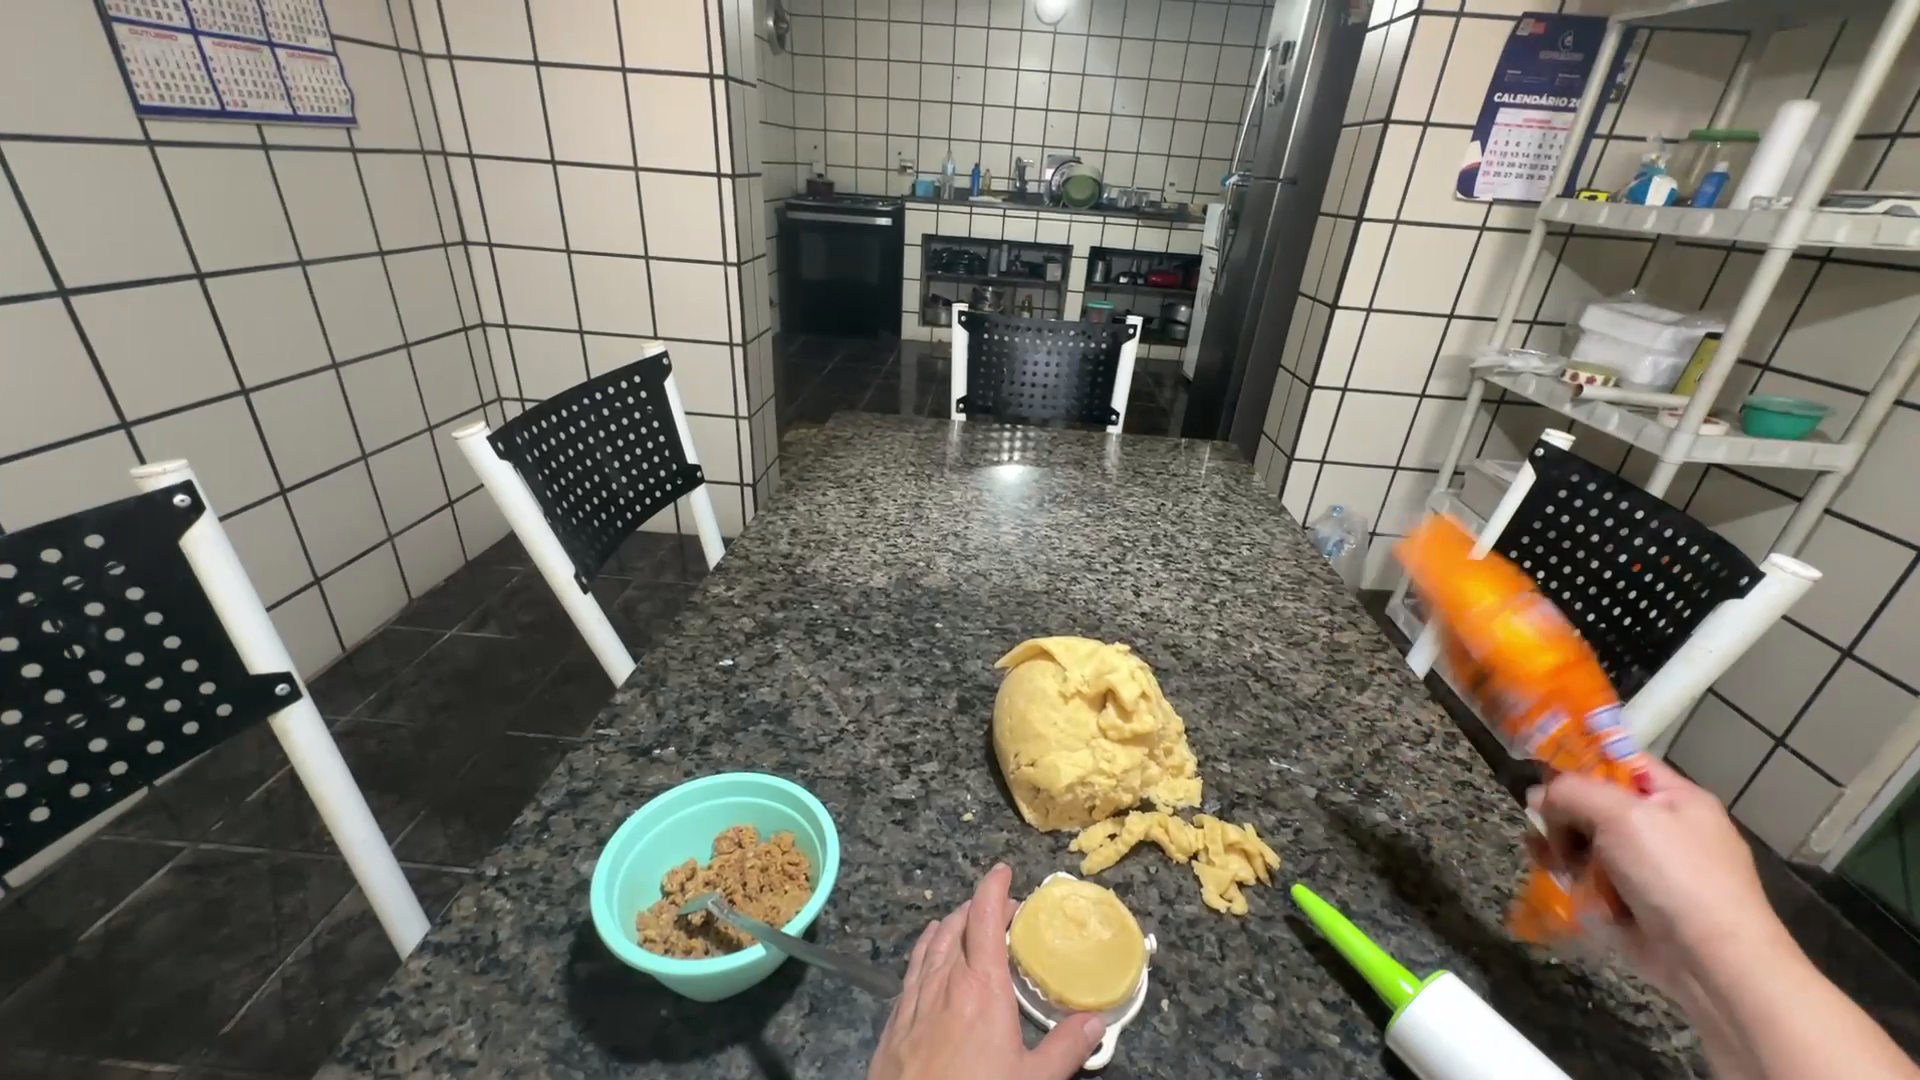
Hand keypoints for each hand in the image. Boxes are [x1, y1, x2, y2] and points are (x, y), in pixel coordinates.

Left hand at [868, 864, 1105, 1079]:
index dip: (994, 887)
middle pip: (957, 924)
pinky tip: (929, 953)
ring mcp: (916, 998)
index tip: (1004, 870)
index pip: (984, 917)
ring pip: (931, 943)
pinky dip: (926, 949)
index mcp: (981, 985)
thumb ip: (1065, 1048)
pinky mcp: (896, 1019)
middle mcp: (945, 980)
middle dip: (978, 907)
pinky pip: (912, 968)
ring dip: (952, 925)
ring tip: (966, 921)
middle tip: (1002, 912)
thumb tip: (1097, 1021)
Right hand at [1526, 759, 1790, 996]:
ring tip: (1551, 858)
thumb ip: (1571, 791)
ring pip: (1581, 836)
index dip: (1578, 756)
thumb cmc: (1676, 876)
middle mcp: (1661, 825)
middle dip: (1561, 810)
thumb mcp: (1622, 816)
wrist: (1713, 963)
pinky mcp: (1628, 894)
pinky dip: (1566, 871)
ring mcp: (1644, 863)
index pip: (1618, 759)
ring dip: (1558, 843)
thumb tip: (1538, 796)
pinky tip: (1557, 875)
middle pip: (1591, 799)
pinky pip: (1585, 870)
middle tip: (1544, 822)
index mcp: (1675, 797)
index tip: (1538, 764)